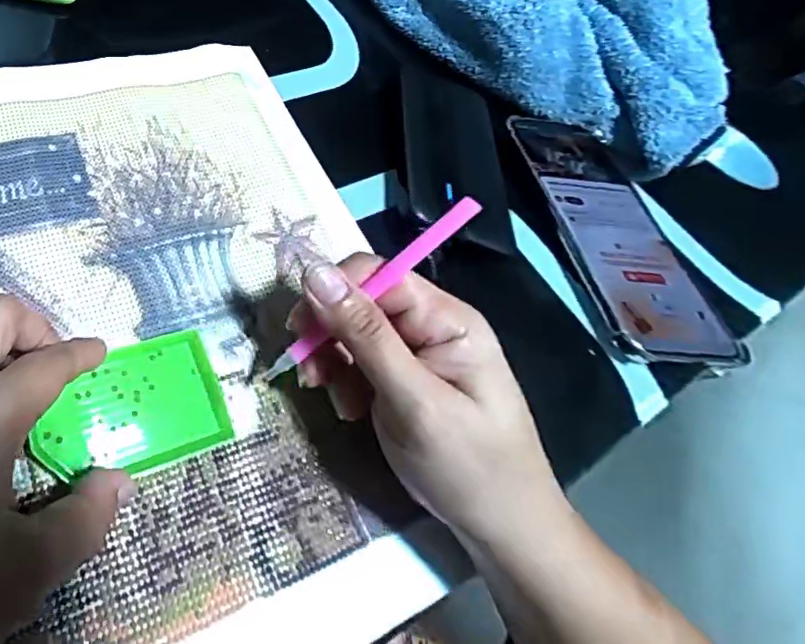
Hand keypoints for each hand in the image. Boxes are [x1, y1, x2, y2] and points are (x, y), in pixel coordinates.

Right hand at [291, 254, 558, 545]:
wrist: (503, 532)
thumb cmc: (469, 466)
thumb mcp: (414, 401)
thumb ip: (364, 335)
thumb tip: (314, 272)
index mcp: (444, 317)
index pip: (379, 275)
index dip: (335, 290)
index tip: (302, 326)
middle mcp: (428, 324)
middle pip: (360, 300)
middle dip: (328, 330)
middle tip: (309, 371)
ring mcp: (413, 351)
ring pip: (350, 330)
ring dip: (330, 358)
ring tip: (326, 394)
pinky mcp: (398, 376)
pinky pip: (355, 359)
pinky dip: (341, 379)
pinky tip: (347, 408)